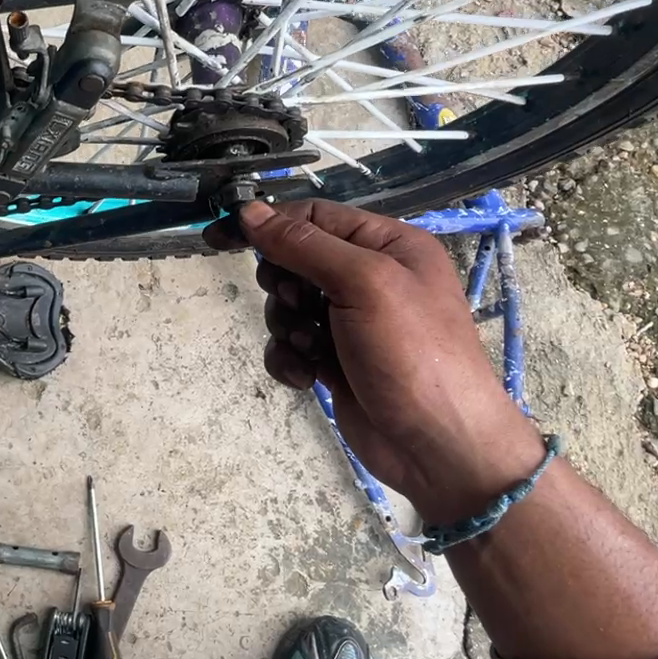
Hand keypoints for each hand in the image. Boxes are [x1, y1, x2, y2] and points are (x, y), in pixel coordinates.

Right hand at [204, 200, 540, 521]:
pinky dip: (290, 359)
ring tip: (315, 349)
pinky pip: (288, 345)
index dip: (266, 224)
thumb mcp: (363, 283)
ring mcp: (349, 322)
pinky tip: (310, 377)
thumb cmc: (411, 353)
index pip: (312, 216)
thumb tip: (248, 210)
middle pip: (292, 260)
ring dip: (288, 327)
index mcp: (387, 244)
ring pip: (285, 306)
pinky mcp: (332, 360)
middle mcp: (368, 277)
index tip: (220, 236)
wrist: (437, 447)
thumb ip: (303, 244)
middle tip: (302, 305)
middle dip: (284, 285)